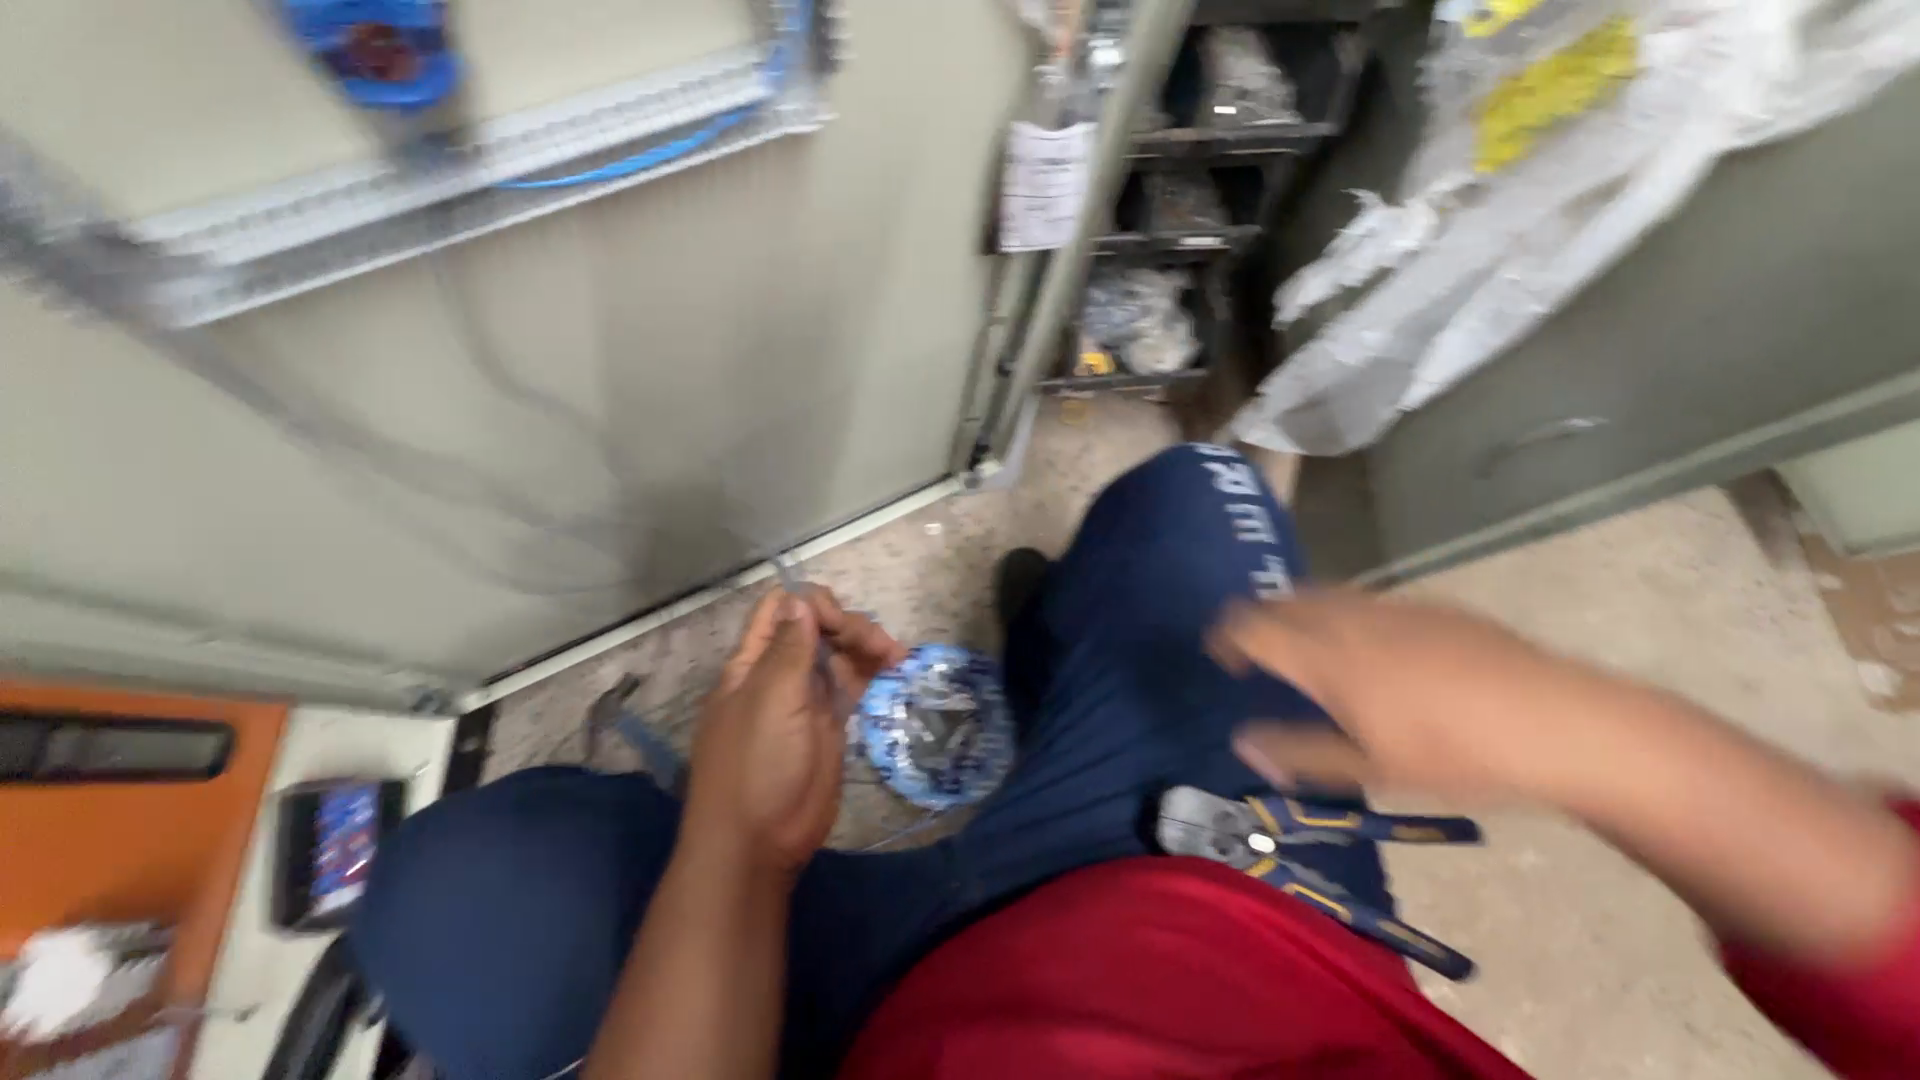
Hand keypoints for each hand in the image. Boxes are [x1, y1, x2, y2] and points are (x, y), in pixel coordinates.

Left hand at [683, 587, 907, 875]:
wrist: (757, 842)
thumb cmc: (756, 766)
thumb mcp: (770, 701)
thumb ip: (788, 650)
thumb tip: (799, 599)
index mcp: (753, 662)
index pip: (779, 609)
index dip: (810, 604)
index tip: (837, 625)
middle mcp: (779, 673)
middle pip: (817, 628)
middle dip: (849, 625)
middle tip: (880, 647)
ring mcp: (806, 698)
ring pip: (839, 654)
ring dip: (866, 645)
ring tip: (896, 655)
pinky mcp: (829, 723)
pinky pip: (852, 684)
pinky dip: (872, 670)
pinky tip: (894, 667)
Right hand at [1207, 590, 1652, 805]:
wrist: (1563, 724)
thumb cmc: (1456, 755)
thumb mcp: (1370, 767)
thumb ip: (1299, 753)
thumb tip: (1242, 743)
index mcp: (1326, 654)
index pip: (1252, 625)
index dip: (1225, 635)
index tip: (1218, 655)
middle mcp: (1351, 616)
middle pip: (1282, 599)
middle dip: (1256, 618)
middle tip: (1252, 651)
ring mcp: (1394, 606)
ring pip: (1324, 593)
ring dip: (1298, 613)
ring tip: (1303, 648)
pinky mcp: (1432, 607)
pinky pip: (1365, 600)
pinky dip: (1342, 615)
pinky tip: (1372, 652)